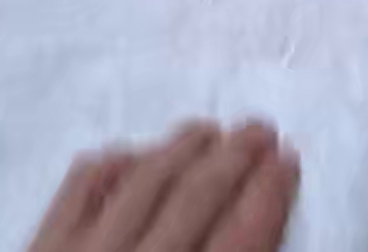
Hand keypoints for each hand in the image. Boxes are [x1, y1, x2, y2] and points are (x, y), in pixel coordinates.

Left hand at [26, 122, 298, 251]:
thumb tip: (263, 232)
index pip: (240, 239)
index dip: (270, 193)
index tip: (288, 159)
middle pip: (197, 197)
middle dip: (238, 155)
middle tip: (261, 129)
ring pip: (144, 181)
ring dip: (184, 146)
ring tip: (209, 129)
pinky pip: (79, 189)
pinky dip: (112, 164)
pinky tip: (135, 155)